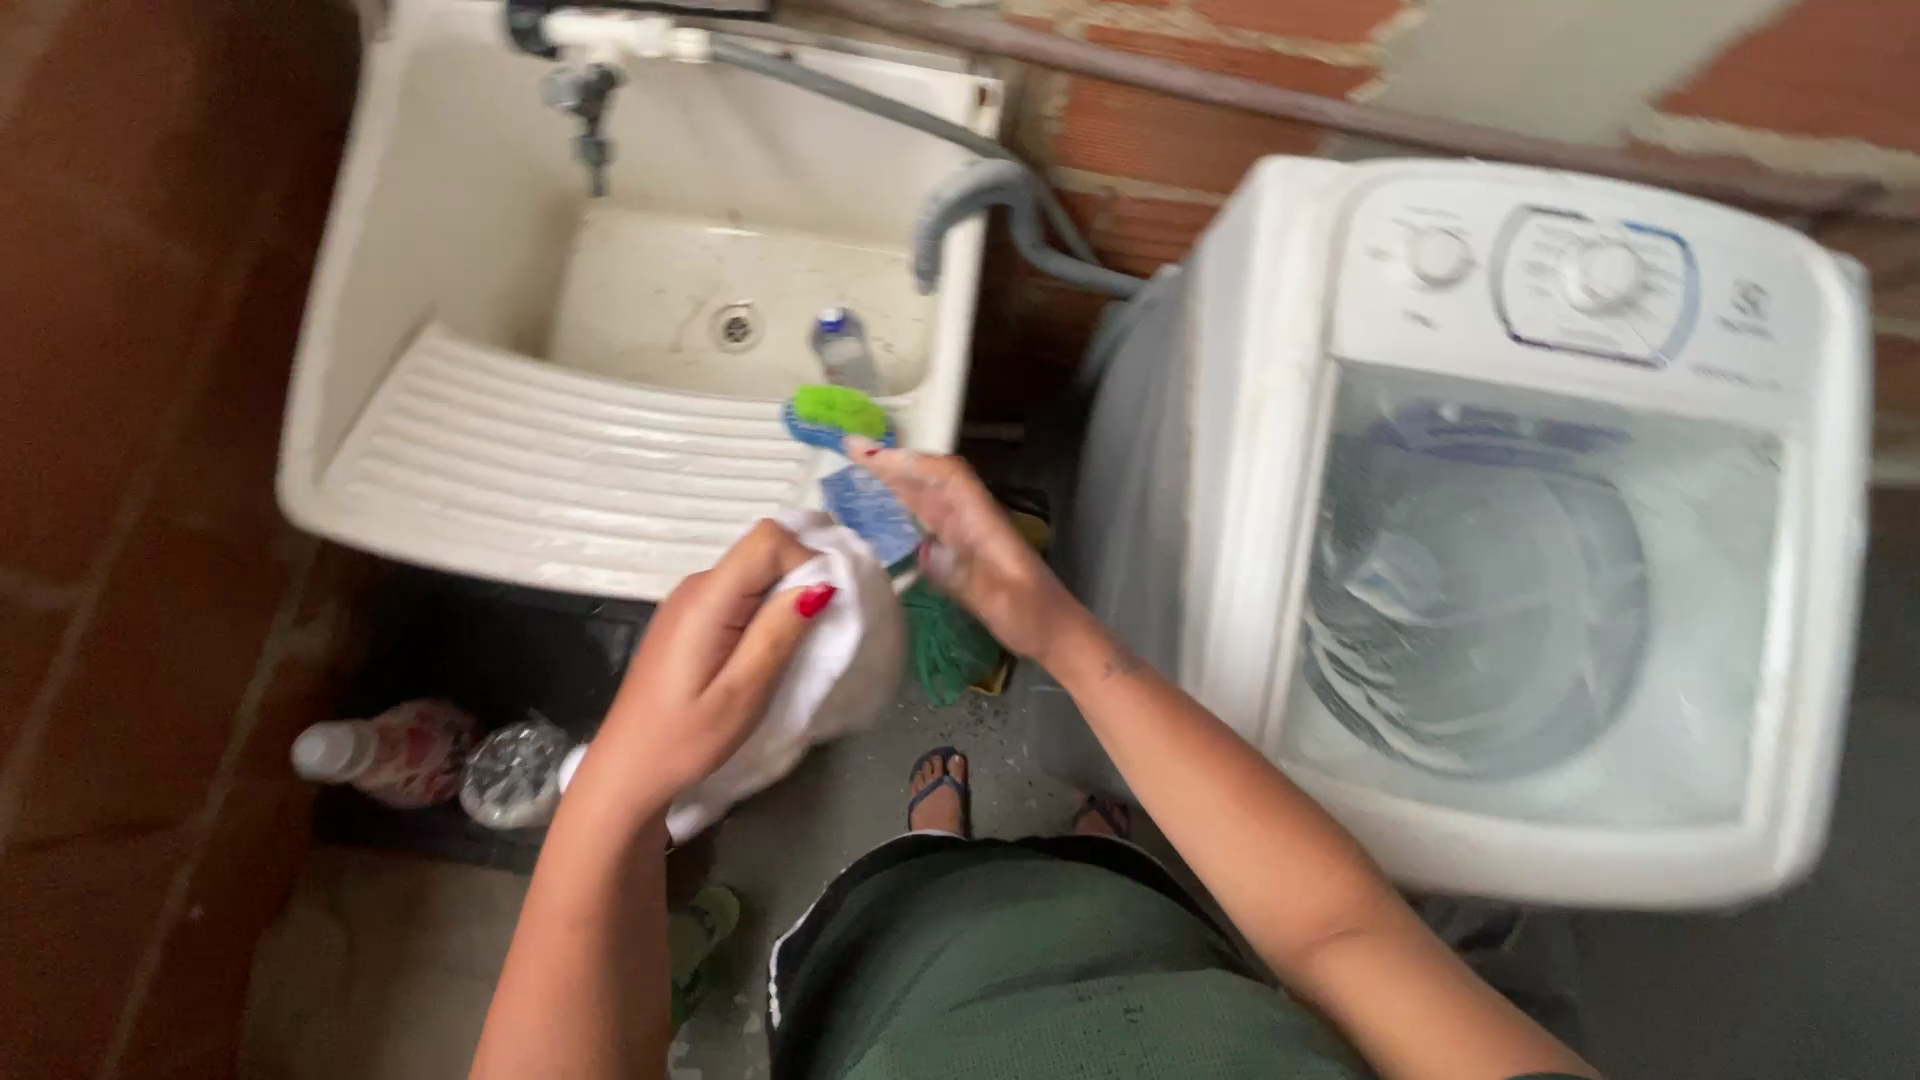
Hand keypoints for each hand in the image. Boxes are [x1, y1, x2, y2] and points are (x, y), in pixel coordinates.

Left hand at [577, 520, 832, 812]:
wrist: (628, 771)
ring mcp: (690, 599)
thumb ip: (779, 632)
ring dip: (786, 597)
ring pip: (756, 571)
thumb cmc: (685, 741)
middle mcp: (697, 585)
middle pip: (764, 550)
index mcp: (707, 599)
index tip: (820, 610)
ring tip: (794, 647)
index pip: (768, 539)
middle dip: (802, 579)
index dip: (806, 561)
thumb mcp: (743, 693)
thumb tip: (821, 583)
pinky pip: (741, 592)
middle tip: (815, 633)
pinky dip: (767, 609)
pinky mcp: (692, 618)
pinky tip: (765, 651)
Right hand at [846, 435, 1087, 663]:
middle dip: (896, 463)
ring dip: (899, 480)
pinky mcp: (967, 551)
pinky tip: (888, 509)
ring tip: (861, 470)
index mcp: (985, 524)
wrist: (1057, 633)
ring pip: (931, 496)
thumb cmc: (1033, 617)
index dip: (911, 463)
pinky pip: (933, 519)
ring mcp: (971, 534)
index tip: (872, 456)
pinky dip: (908, 506)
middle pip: (934, 479)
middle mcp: (975, 520)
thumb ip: (963, 577)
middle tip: (852, 451)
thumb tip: (925, 550)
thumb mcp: (998, 601)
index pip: (947, 478)